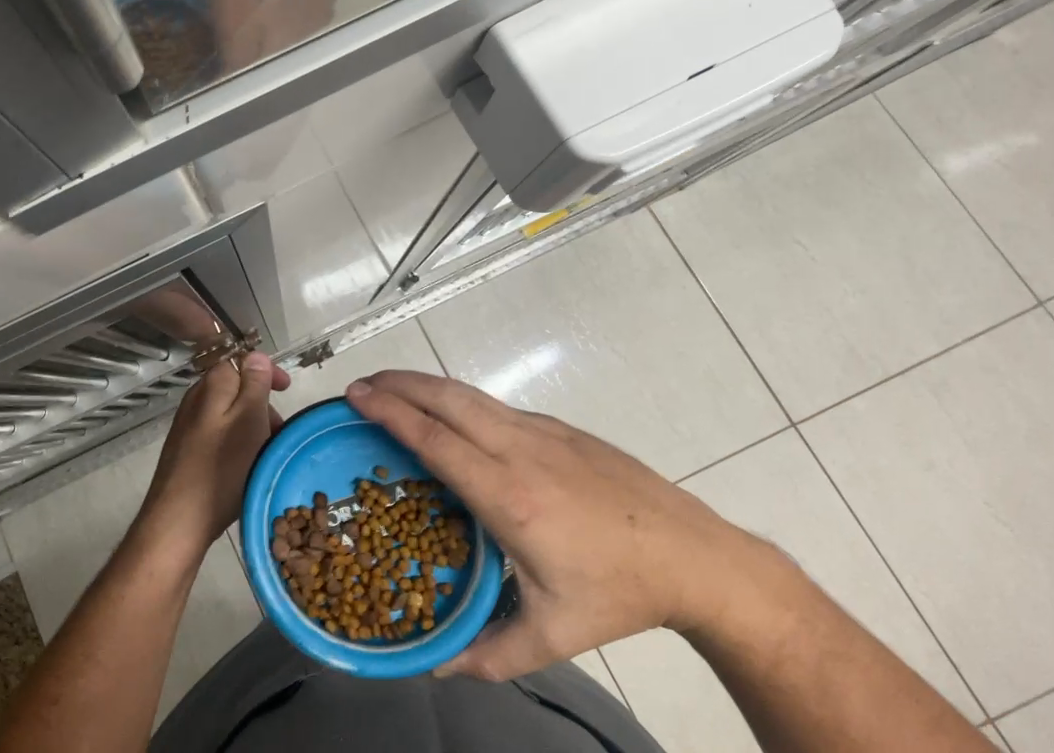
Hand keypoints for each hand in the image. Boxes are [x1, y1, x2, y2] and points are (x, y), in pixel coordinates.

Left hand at [137, 352, 290, 554]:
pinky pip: (220, 436)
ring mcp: (188, 427)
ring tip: (268, 453)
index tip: (286, 389)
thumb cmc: (222, 467)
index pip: (238, 360)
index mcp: (210, 386)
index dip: (265, 371)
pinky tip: (247, 466)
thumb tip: (256, 355)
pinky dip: (239, 443)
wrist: (180, 519)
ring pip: (229, 415)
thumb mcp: (249, 419)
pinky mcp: (186, 451)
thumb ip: (254, 384)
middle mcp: (195, 400)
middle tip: (281, 429)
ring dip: (253, 427)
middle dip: (262, 404)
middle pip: (235, 389)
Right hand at [347, 371, 784, 680]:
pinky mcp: (563, 430)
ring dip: (426, 385)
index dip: (391, 414)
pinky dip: (458, 400)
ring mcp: (544, 434)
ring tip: (393, 389)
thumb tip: (438, 668)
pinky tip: (451, 416)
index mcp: (509, 496)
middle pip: (446, 399)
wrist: (697, 557)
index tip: (357, 397)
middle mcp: (520, 450)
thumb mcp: (553, 634)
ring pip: (472, 395)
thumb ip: (490, 653)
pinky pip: (497, 407)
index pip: (435, 440)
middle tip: (359, 386)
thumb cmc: (618, 594)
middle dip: (398, 385)